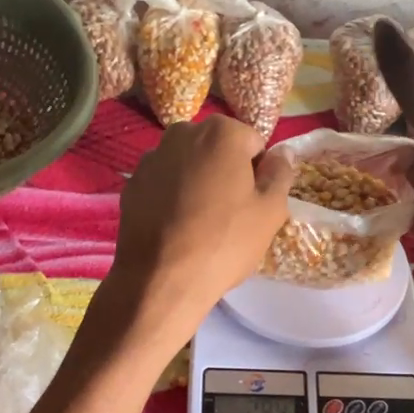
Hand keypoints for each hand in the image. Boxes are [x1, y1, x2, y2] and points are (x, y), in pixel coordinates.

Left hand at [102, 116, 294, 342]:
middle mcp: (181, 134)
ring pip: (187, 166)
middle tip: (229, 214)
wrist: (161, 280)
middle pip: (216, 149)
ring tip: (199, 223)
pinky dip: (170, 198)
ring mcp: (151, 158)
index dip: (258, 173)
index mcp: (221, 132)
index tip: (252, 203)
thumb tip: (283, 152)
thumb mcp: (269, 211)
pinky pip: (162, 185)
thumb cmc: (224, 242)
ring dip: (196, 183)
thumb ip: (280, 174)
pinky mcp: (131, 185)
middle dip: (225, 172)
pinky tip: (174, 228)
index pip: (253, 143)